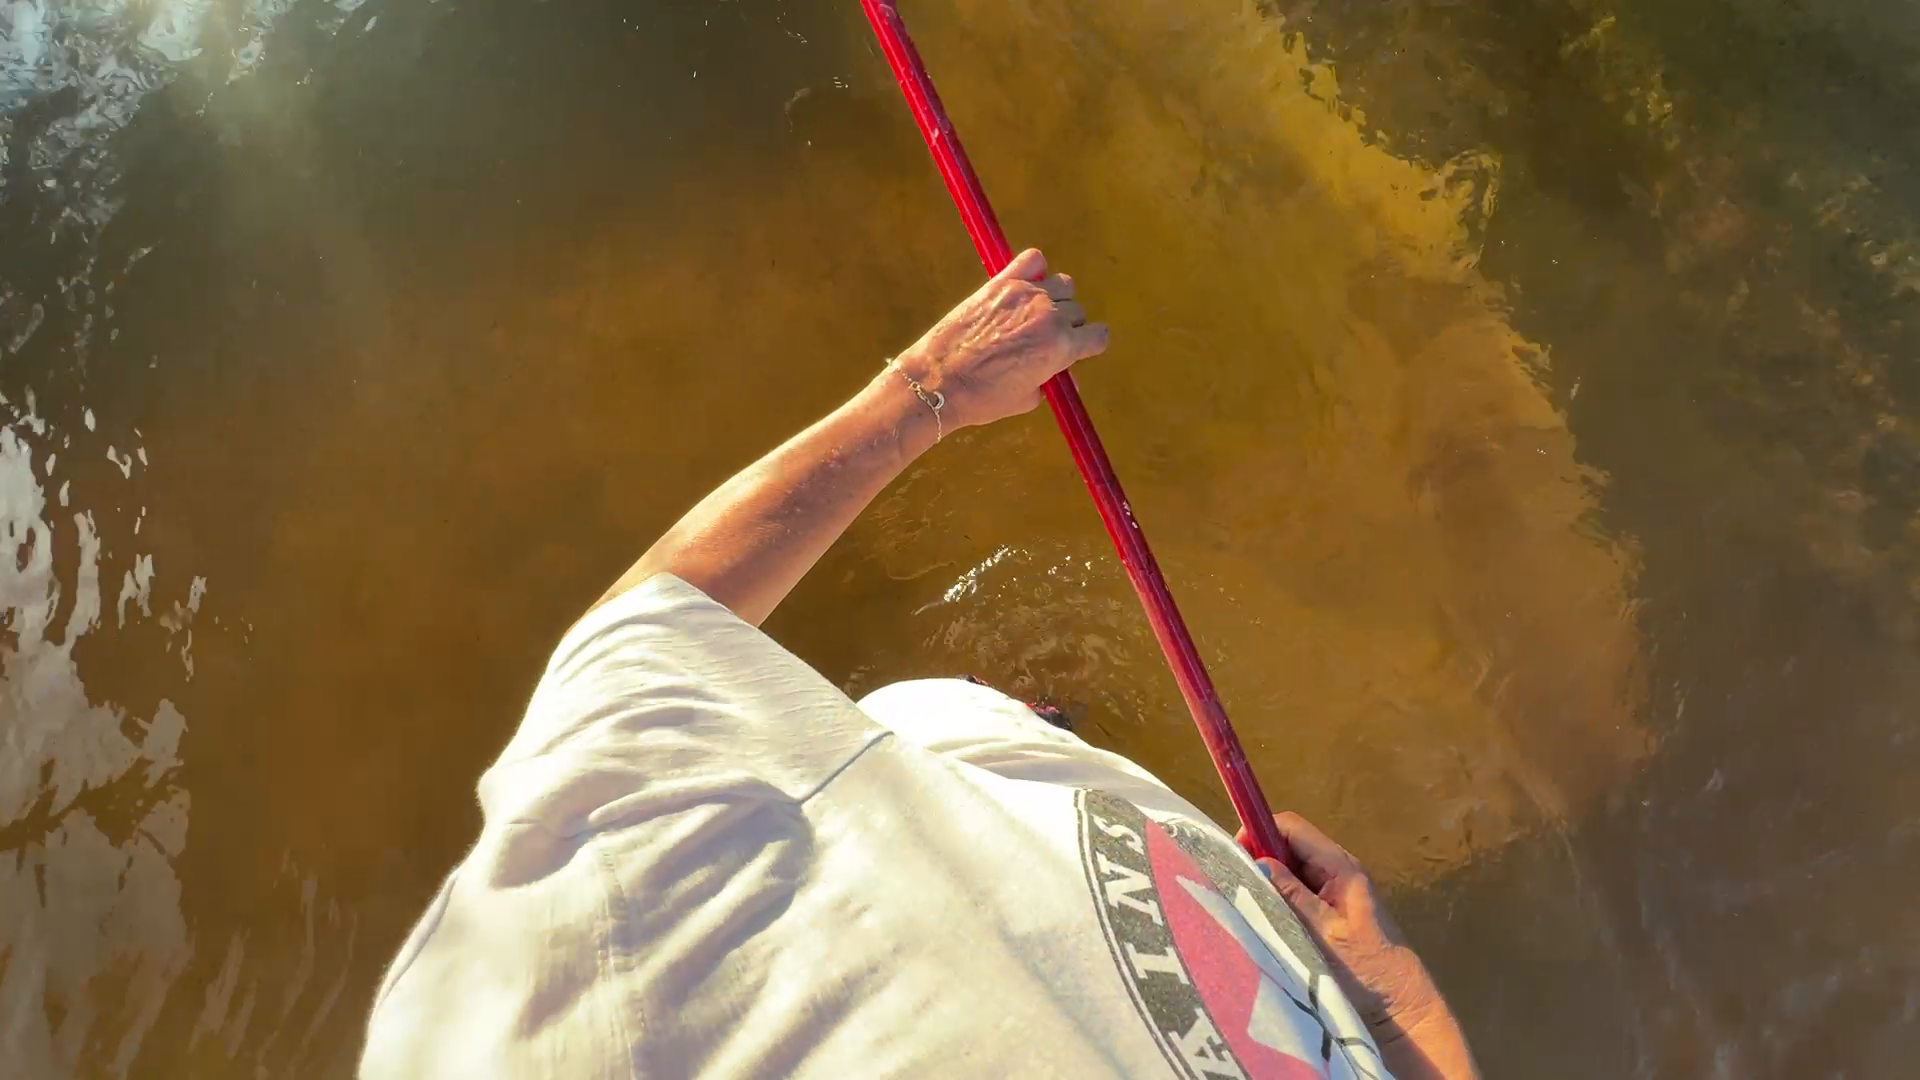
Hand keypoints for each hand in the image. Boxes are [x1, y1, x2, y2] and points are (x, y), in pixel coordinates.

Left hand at [889, 248, 1109, 430]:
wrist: (939, 381)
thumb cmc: (982, 397)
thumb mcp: (1026, 399)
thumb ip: (1051, 382)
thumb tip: (1062, 375)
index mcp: (1061, 347)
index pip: (1099, 336)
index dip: (1089, 346)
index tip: (1077, 351)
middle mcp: (1050, 316)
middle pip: (1077, 311)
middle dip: (1068, 327)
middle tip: (1045, 341)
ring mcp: (1026, 294)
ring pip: (1062, 285)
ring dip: (1056, 299)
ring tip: (1035, 315)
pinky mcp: (1002, 283)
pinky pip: (1032, 260)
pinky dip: (1035, 269)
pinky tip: (1024, 286)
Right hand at [1241, 813, 1480, 1079]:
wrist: (1405, 1012)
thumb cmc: (1369, 971)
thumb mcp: (1326, 933)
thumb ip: (1292, 895)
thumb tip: (1258, 862)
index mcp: (1339, 866)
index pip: (1290, 826)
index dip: (1259, 831)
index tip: (1237, 855)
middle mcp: (1336, 868)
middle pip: (1287, 842)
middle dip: (1260, 856)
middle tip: (1241, 882)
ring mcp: (1333, 886)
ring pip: (1289, 865)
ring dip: (1269, 878)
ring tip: (1252, 901)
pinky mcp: (1330, 906)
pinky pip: (1296, 886)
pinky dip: (1279, 894)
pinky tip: (1270, 914)